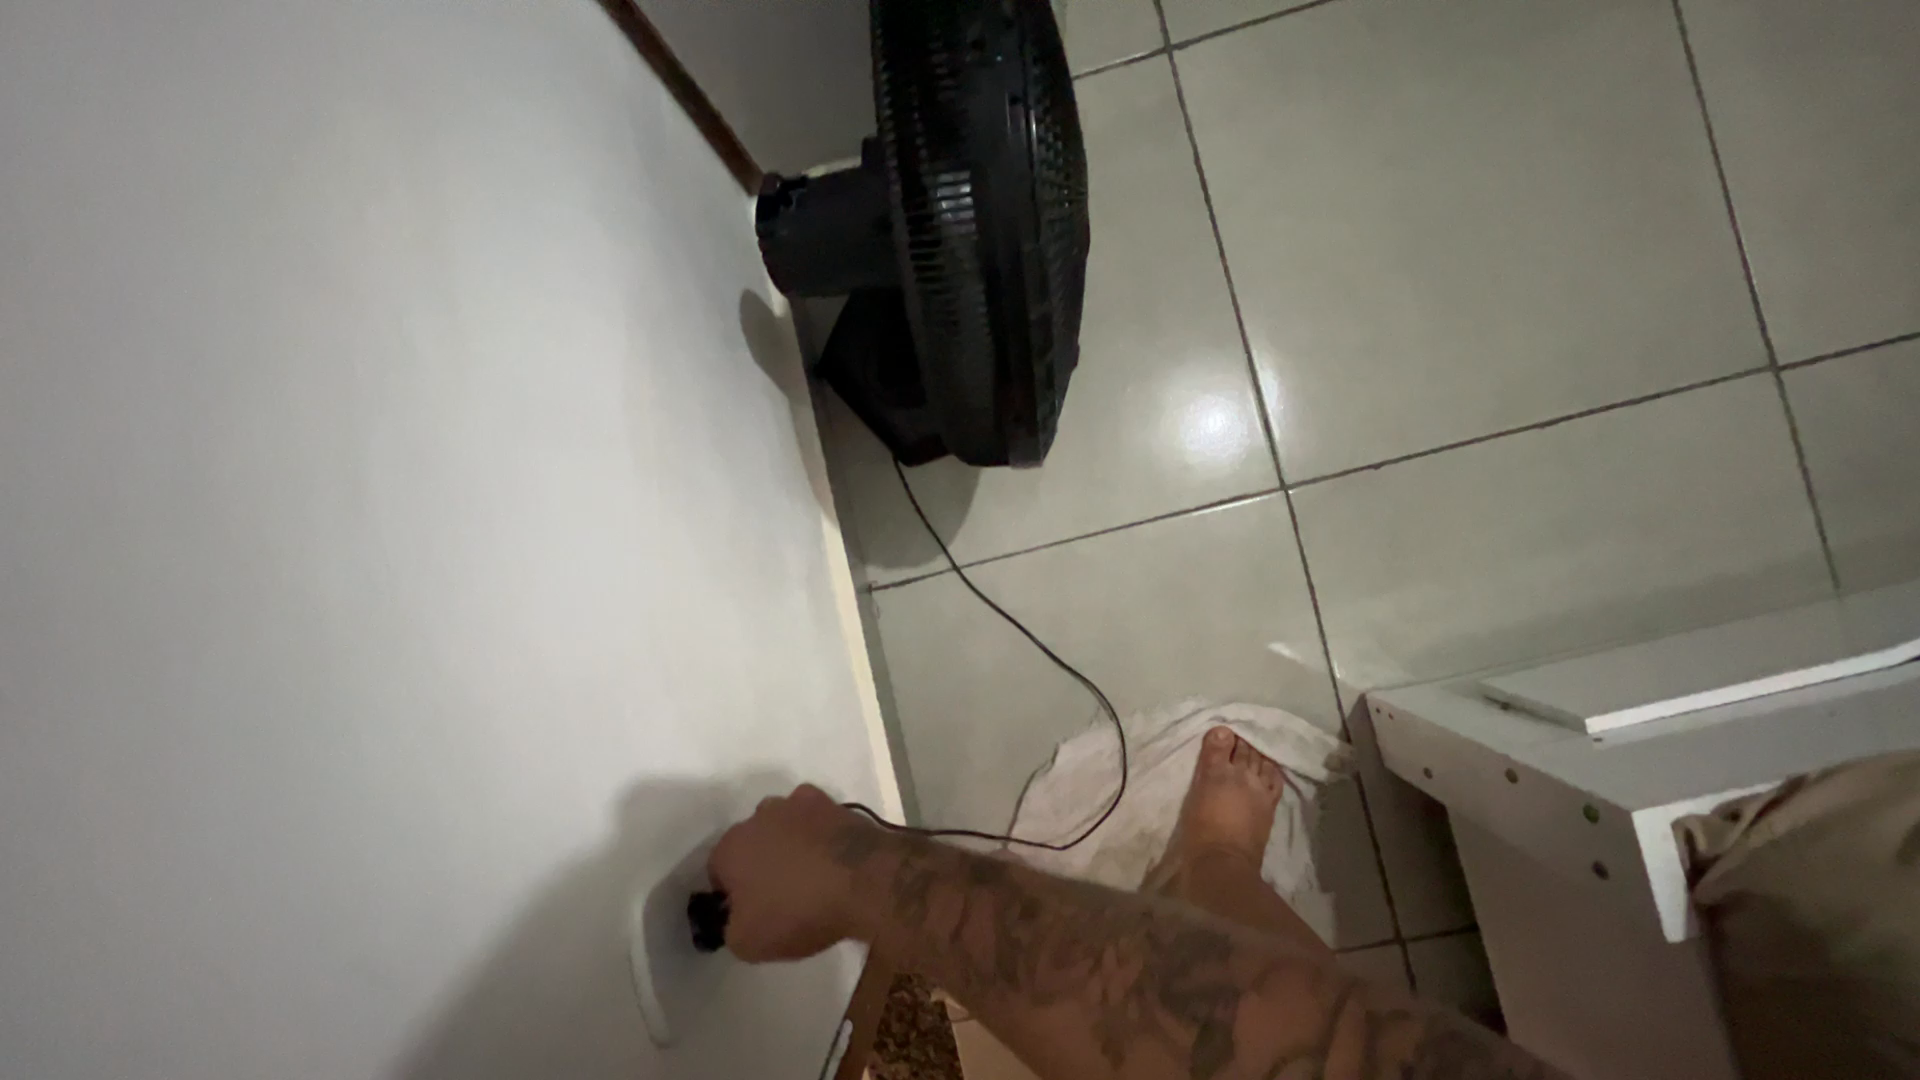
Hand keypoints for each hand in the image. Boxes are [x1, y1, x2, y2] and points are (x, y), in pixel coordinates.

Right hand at [706, 784, 883, 962]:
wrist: (863, 880)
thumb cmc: (798, 912)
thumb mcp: (747, 943)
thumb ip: (730, 928)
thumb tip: (736, 917)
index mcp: (731, 847)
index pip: (718, 872)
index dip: (731, 895)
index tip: (750, 914)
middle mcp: (759, 815)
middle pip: (751, 843)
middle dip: (759, 864)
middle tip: (780, 895)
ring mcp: (796, 803)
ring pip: (782, 825)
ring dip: (788, 844)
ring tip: (810, 874)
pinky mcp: (831, 801)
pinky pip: (814, 818)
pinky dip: (817, 831)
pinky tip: (830, 854)